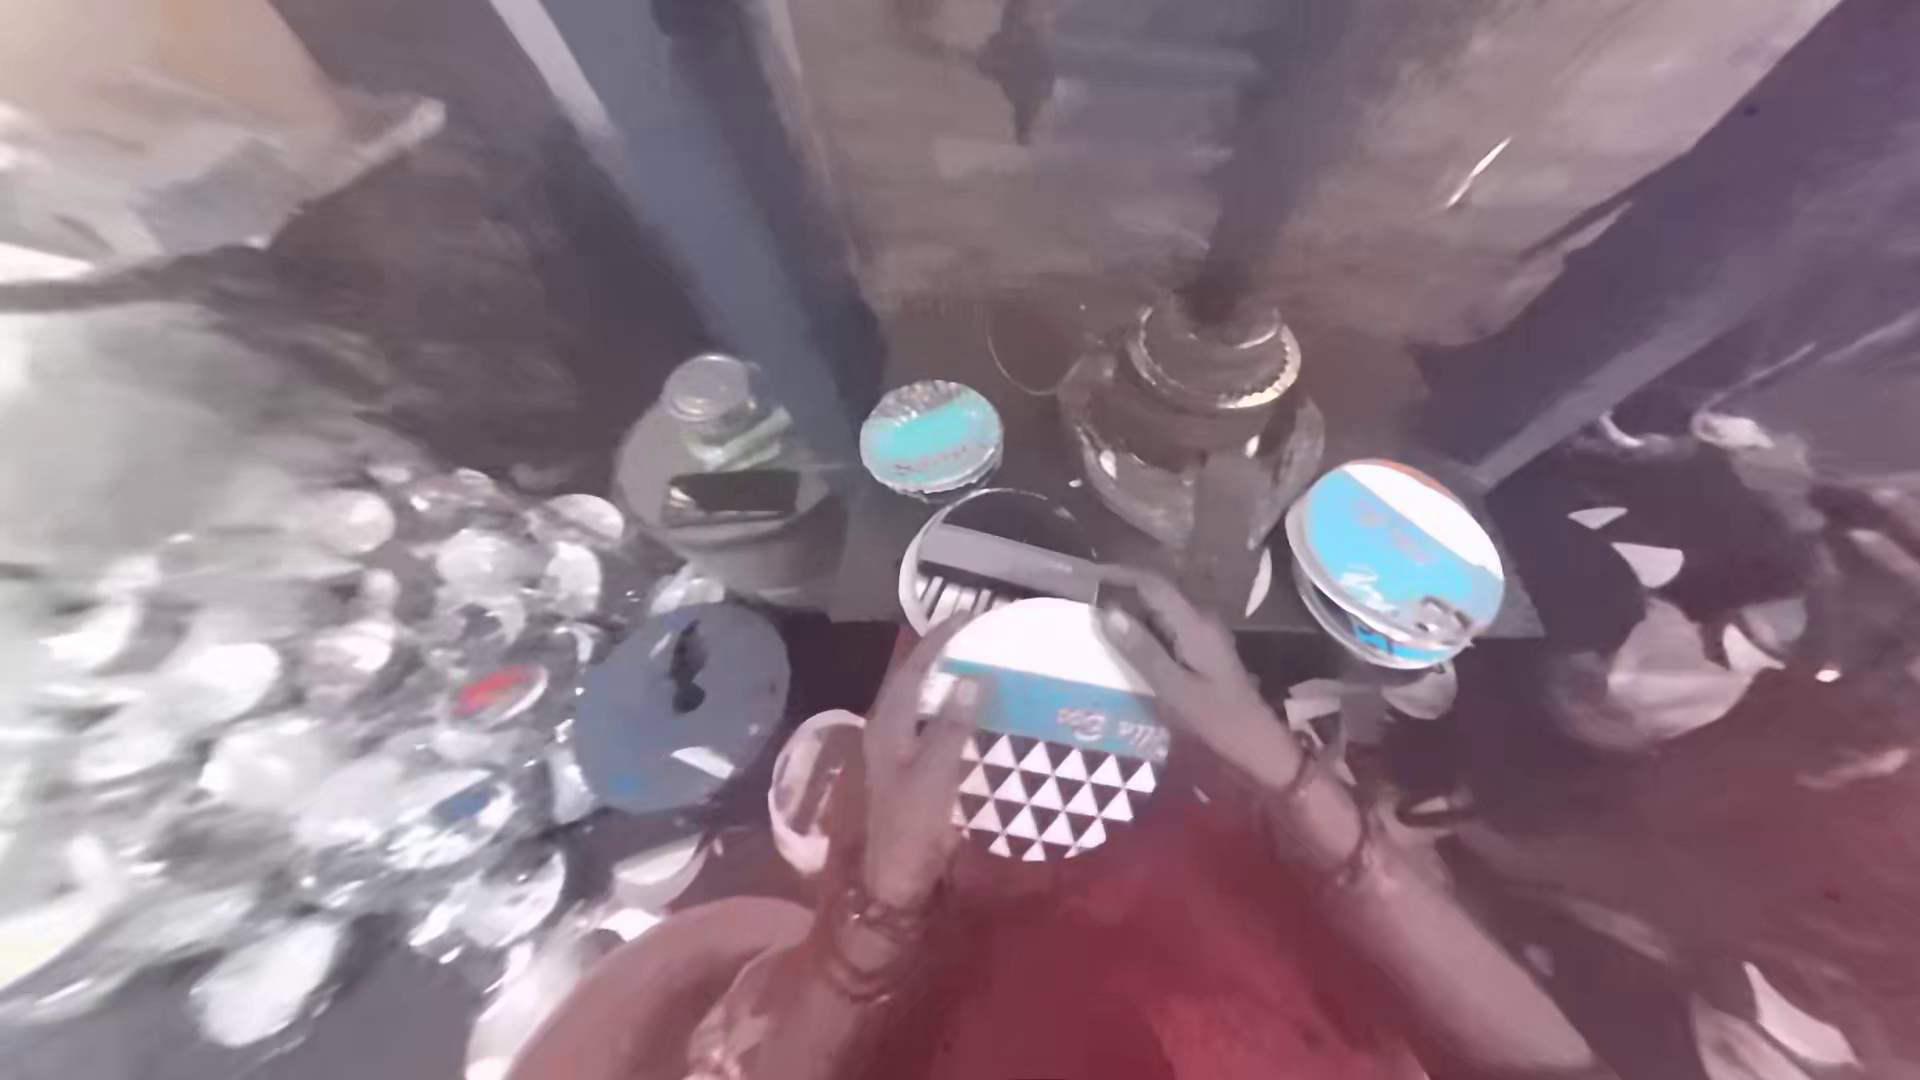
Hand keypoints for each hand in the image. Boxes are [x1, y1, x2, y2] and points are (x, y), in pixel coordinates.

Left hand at [861, 619, 979, 910]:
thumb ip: (952, 725)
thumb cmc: (911, 825)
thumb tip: (972, 677)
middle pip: (915, 677)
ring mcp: (896, 746)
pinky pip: (930, 720)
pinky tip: (973, 707)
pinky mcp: (908, 763)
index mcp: (889, 722)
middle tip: (977, 636)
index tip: (968, 618)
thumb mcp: (934, 774)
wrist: (892, 879)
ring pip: (922, 698)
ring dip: (946, 677)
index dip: (939, 639)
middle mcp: (888, 726)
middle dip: (942, 652)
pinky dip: (950, 705)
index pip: (914, 667)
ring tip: (979, 660)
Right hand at [1094, 566, 1304, 790]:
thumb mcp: (1173, 688)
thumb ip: (1141, 649)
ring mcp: (1201, 633)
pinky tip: (1122, 644)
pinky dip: (1141, 630)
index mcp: (1194, 624)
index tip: (1089, 579)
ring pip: (1158, 611)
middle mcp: (1199, 619)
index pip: (1152, 584)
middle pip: (1154, 594)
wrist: (1257, 743)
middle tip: (1085, 604)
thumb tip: (1107, 612)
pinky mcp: (1199, 646)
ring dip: (1129, 613)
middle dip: (1120, 594)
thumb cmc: (1216, 719)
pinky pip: (1164, 628)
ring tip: (1095, 621)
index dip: (1119, 576)